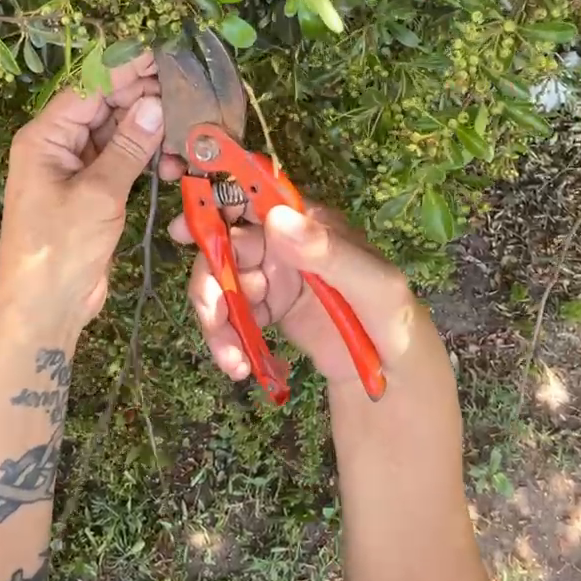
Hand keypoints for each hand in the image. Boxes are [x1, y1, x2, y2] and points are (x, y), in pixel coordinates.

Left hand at [0, 52, 186, 336]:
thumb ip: (126, 149)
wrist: (44, 308)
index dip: (125, 70)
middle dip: (142, 101)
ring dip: (147, 134)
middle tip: (186, 93)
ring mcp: (73, 171)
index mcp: (44, 138)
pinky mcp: (90, 194)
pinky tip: (170, 165)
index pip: (89, 89)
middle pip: (103, 109)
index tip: (161, 54)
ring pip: (115, 136)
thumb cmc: (60, 249)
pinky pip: (119, 164)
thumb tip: (154, 105)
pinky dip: (142, 161)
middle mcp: (56, 147)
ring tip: (183, 134)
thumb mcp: (97, 195)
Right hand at [168, 204, 431, 391]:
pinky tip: (237, 365)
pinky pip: (228, 315)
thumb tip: (276, 218)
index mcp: (310, 223)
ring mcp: (272, 276)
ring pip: (220, 281)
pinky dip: (225, 340)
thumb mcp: (375, 288)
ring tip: (231, 357)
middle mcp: (284, 243)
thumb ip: (329, 253)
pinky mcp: (264, 309)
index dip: (214, 202)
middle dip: (209, 279)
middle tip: (210, 312)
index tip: (185, 229)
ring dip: (214, 317)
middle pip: (225, 244)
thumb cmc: (396, 326)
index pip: (256, 197)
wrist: (395, 384)